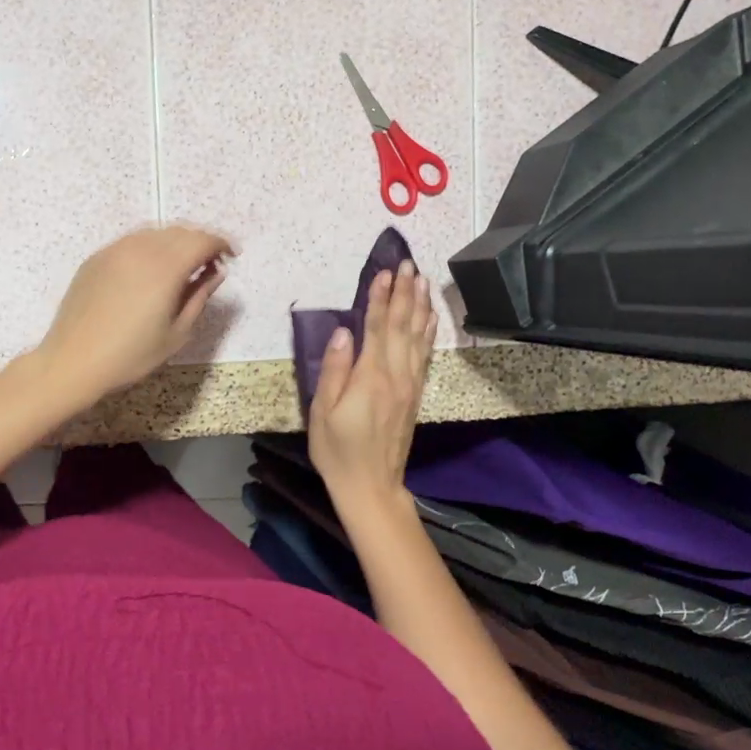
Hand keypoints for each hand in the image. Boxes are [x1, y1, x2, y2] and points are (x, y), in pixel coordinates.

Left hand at [33, 226, 233, 402]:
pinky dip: (149, 249)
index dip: (220, 244)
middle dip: (199, 242)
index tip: (230, 257)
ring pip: (154, 234)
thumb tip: (216, 273)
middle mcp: (140, 249)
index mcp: (164, 267)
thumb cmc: (130, 355)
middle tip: (208, 265)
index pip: (201, 240)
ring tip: (180, 268)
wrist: (73, 361)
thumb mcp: (176, 333)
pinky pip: (131, 243)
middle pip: (179, 232)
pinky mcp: (96, 258)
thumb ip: (200, 296)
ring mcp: (114, 250)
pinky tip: (149, 272)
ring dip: (174, 243)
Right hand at [308, 260, 436, 509]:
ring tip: (421, 281)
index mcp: (370, 377)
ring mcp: (409, 385)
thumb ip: (334, 370)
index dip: (380, 298)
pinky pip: (424, 355)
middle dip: (404, 294)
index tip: (384, 272)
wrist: (370, 484)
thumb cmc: (337, 450)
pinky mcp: (414, 394)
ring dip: (419, 307)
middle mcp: (395, 375)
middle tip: (408, 265)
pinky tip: (428, 318)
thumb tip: (342, 333)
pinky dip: (427, 332)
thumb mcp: (322, 411)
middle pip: (401, 326)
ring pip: (417, 337)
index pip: (376, 328)